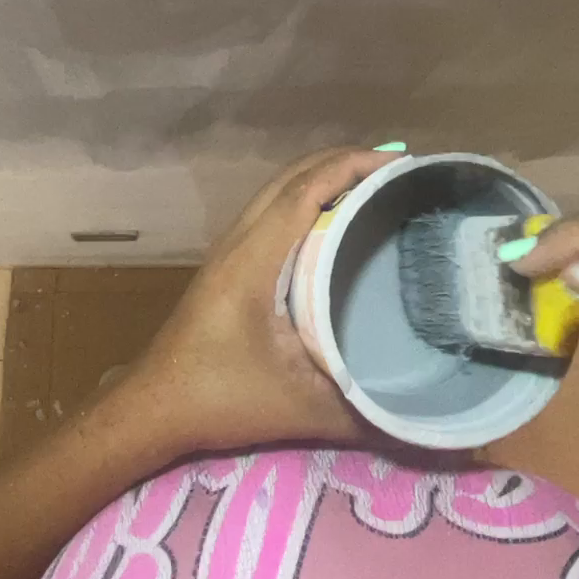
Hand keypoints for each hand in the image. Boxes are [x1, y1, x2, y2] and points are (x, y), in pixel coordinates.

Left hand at [112, 147, 394, 453]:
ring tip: (370, 182)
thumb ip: (361, 413)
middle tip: (395, 167)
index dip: (350, 166)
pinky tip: (330, 218)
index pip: (304, 191)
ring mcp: (228, 249)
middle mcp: (238, 242)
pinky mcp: (226, 262)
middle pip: (290, 177)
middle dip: (341, 161)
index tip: (398, 162)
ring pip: (276, 190)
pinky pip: (269, 210)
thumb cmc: (219, 399)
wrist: (153, 406)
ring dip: (321, 176)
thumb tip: (425, 417)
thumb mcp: (299, 410)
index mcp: (253, 261)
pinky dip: (304, 196)